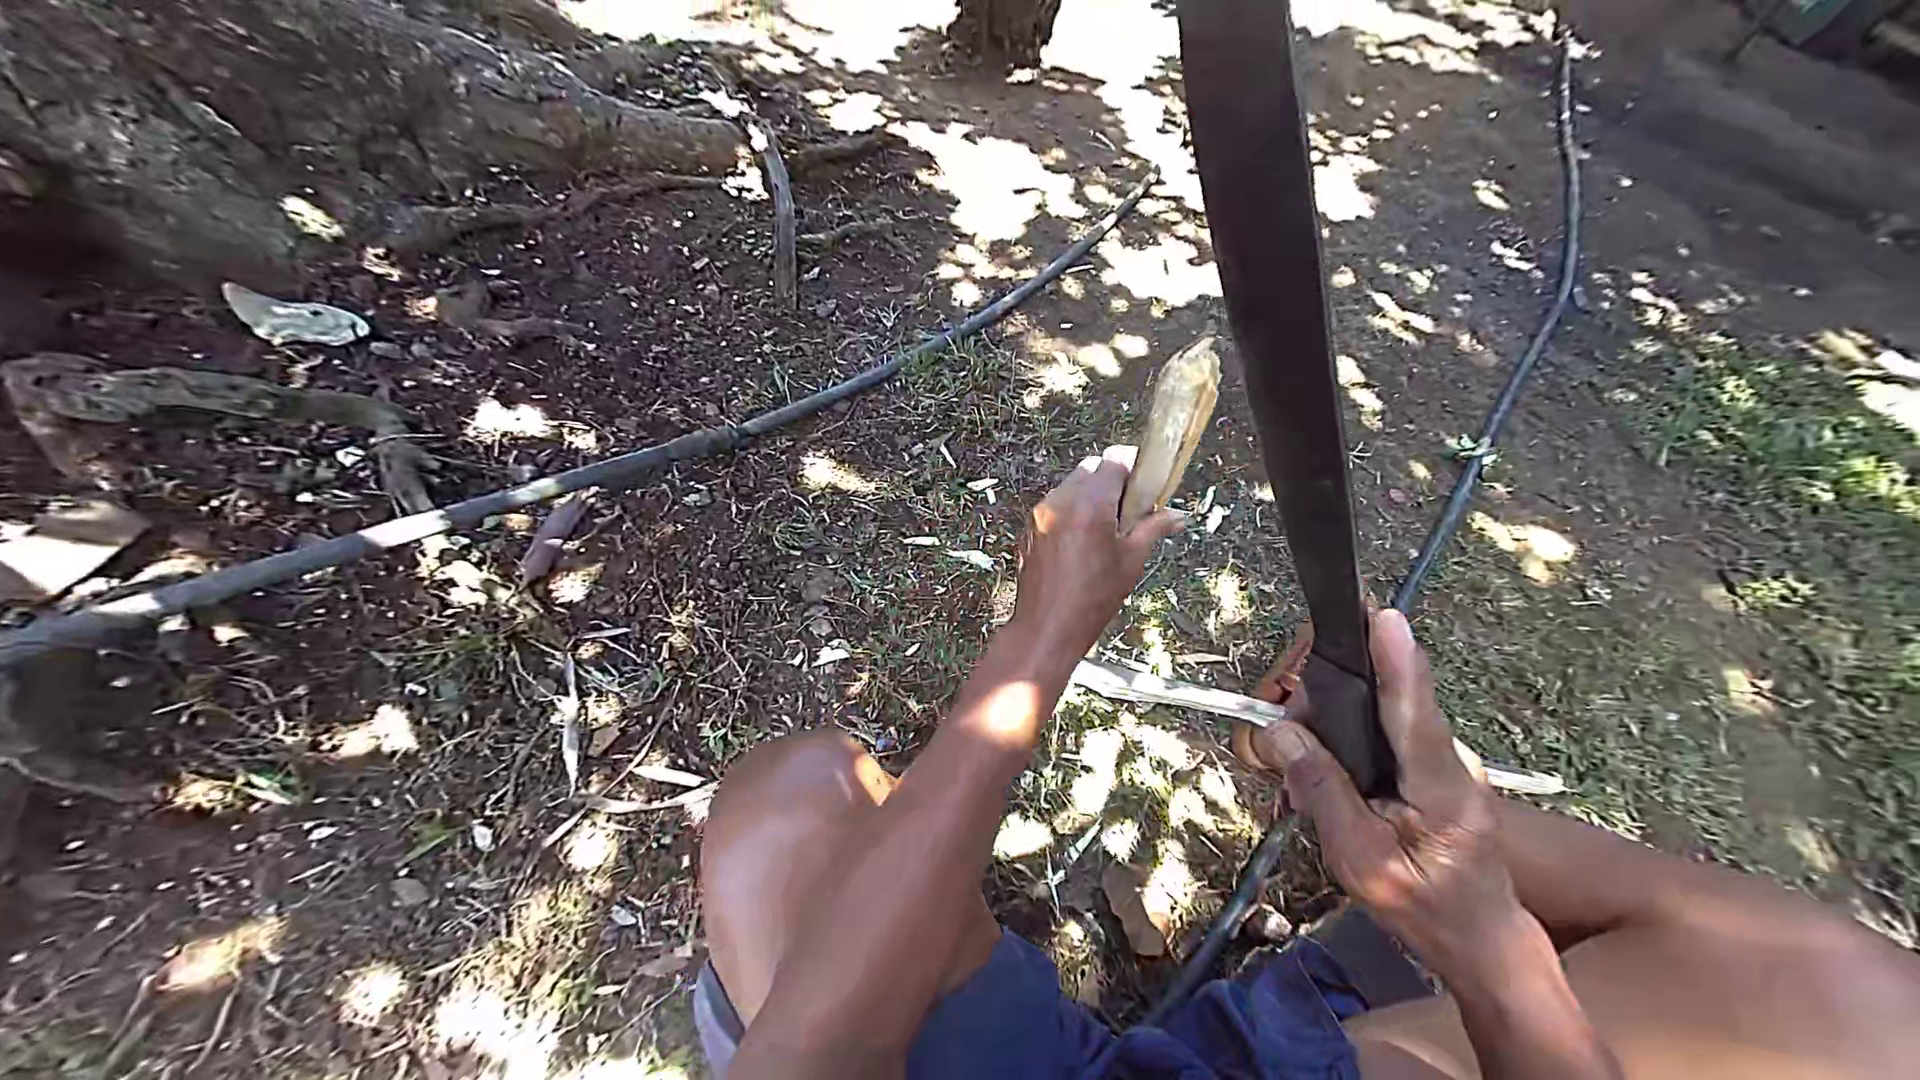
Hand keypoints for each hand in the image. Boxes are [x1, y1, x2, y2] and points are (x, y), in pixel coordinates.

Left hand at [1012, 446, 1183, 665]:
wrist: (1046, 627)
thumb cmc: (1094, 598)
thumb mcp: (1131, 561)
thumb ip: (1152, 529)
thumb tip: (1177, 515)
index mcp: (1090, 505)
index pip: (1113, 461)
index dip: (1132, 465)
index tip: (1143, 479)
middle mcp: (1061, 501)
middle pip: (1089, 468)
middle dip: (1109, 479)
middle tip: (1126, 506)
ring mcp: (1040, 513)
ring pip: (1068, 485)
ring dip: (1088, 494)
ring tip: (1103, 526)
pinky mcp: (1028, 528)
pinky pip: (1052, 505)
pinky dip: (1069, 511)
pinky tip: (1080, 540)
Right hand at [1244, 609, 1531, 976]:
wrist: (1481, 940)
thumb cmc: (1425, 909)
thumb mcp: (1361, 862)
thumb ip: (1322, 791)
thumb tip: (1281, 731)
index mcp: (1444, 790)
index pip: (1415, 714)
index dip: (1398, 662)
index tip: (1385, 618)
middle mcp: (1450, 762)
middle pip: (1380, 701)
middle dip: (1323, 703)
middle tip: (1281, 740)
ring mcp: (1444, 760)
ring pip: (1373, 714)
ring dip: (1326, 728)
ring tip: (1301, 780)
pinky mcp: (1430, 763)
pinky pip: (1376, 732)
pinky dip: (1339, 743)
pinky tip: (1321, 781)